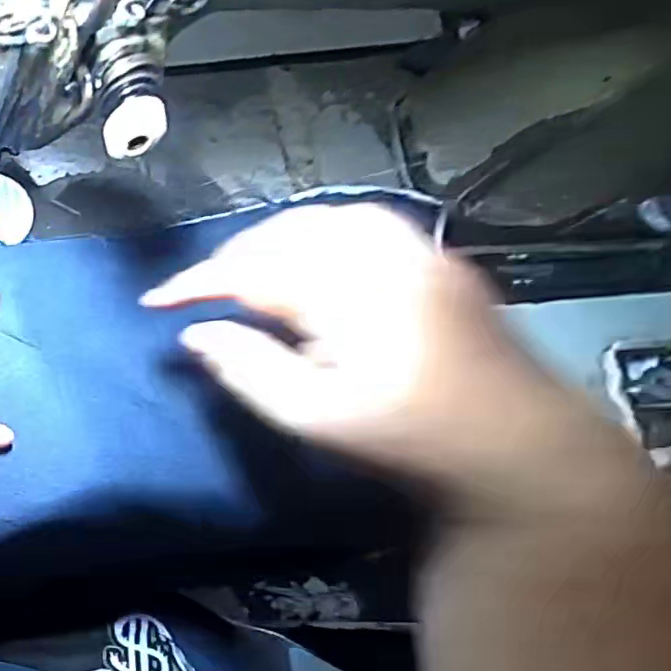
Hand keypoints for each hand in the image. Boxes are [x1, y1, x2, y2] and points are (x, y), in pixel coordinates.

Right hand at [142, 203, 641, 515]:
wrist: (517, 449)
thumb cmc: (403, 437)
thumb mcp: (309, 414)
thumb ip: (246, 368)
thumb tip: (195, 335)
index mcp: (350, 291)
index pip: (253, 269)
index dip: (195, 282)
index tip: (153, 303)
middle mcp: (388, 256)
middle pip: (292, 230)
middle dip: (232, 254)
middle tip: (194, 288)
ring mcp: (423, 256)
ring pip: (331, 220)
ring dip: (275, 239)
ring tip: (242, 270)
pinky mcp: (440, 268)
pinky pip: (365, 228)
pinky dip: (316, 237)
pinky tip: (306, 266)